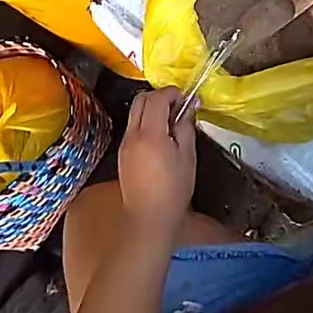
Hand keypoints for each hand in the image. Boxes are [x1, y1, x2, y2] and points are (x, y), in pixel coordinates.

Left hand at [117, 87, 197, 234]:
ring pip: (135, 113)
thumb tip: (189, 107)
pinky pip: (133, 127)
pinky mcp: (123, 153)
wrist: (149, 218)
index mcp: (150, 134)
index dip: (172, 93)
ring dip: (152, 109)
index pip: (157, 99)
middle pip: (140, 100)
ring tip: (172, 122)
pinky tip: (162, 136)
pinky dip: (146, 122)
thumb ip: (186, 127)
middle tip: (179, 105)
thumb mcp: (187, 156)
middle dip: (160, 96)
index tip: (187, 98)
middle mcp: (132, 135)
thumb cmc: (174, 189)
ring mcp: (125, 144)